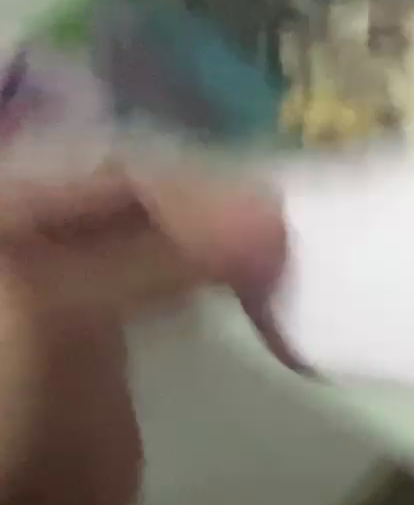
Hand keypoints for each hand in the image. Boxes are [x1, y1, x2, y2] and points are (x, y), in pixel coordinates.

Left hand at [0, 171, 282, 504]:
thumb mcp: (43, 312)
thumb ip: (152, 253)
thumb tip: (274, 211)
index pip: (95, 170)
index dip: (186, 181)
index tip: (278, 210)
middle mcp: (23, 246)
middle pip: (131, 196)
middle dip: (215, 206)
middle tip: (296, 228)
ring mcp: (61, 289)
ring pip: (160, 236)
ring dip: (228, 240)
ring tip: (292, 250)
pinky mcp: (109, 334)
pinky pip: (173, 280)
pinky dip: (224, 276)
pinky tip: (266, 281)